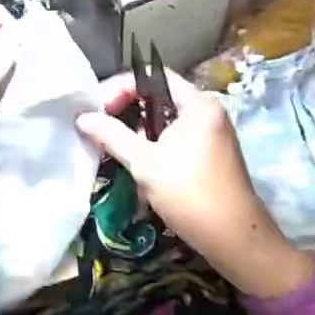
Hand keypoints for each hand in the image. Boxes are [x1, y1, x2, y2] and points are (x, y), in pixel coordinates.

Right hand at [75, 69, 314, 297]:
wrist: (232, 237)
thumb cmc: (188, 191)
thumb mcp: (144, 162)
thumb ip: (111, 136)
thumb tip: (82, 117)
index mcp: (198, 104)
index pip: (155, 77)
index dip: (123, 88)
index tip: (103, 112)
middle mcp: (208, 113)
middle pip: (160, 100)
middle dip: (129, 116)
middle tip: (105, 134)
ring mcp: (212, 136)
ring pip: (166, 125)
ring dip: (141, 138)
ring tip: (122, 157)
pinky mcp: (210, 157)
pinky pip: (177, 142)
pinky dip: (156, 151)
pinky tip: (143, 172)